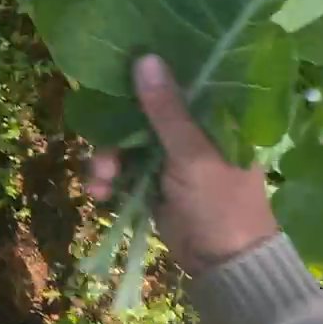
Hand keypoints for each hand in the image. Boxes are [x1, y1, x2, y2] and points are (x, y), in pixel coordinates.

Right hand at [86, 55, 278, 273]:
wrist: (222, 265)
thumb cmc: (221, 204)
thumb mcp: (192, 154)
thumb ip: (166, 110)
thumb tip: (145, 58)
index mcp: (214, 119)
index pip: (178, 84)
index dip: (146, 79)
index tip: (116, 73)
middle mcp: (190, 133)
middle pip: (139, 115)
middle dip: (114, 134)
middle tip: (104, 152)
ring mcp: (167, 159)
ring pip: (123, 144)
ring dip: (105, 161)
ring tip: (100, 181)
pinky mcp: (150, 183)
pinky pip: (118, 171)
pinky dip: (105, 181)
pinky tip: (99, 194)